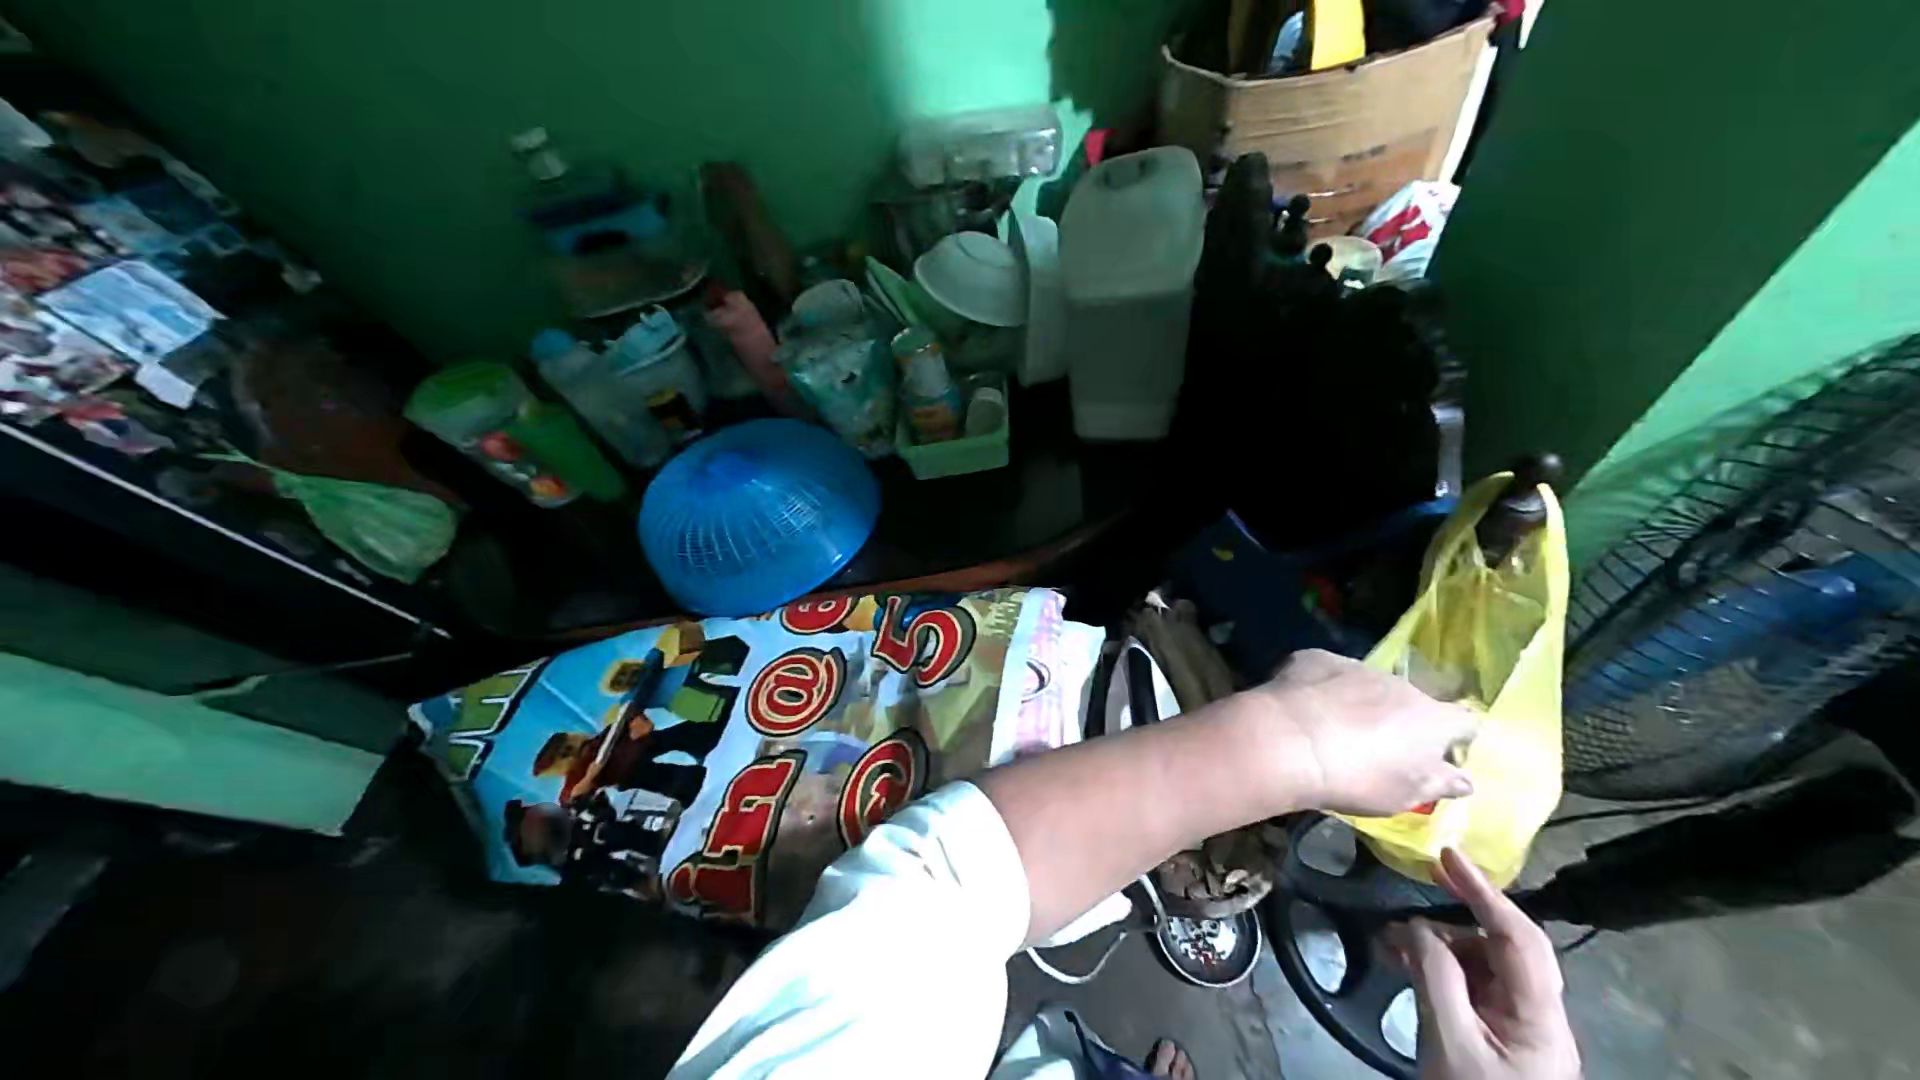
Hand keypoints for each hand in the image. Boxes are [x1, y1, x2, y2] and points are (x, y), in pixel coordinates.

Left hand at [1258, 650, 1476, 816]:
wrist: (1289, 741)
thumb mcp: (1406, 794)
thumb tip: (1462, 779)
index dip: (1453, 738)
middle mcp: (1399, 684)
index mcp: (1432, 718)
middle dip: (1398, 718)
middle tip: (1373, 744)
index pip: (1463, 722)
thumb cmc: (1355, 778)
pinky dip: (1320, 685)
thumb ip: (1438, 783)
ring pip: (1365, 683)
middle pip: (1409, 699)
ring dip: (1357, 699)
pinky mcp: (1314, 657)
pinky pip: (1325, 671)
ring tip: (1331, 725)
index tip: (1435, 754)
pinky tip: (1302, 705)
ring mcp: (1355, 666)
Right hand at [1391, 849, 1581, 1079]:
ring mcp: (1519, 1025)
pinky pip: (1468, 982)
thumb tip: (1419, 925)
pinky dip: (1435, 964)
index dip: (1485, 891)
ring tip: (1390, 940)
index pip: (1520, 939)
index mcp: (1540, 1019)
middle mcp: (1538, 1016)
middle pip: (1504, 946)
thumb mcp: (1448, 1042)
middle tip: (1420, 880)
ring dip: (1437, 942)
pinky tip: (1401, 960)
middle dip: (1459, 911)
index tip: (1446, 855)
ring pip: (1482, 961)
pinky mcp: (1497, 1033)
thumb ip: (1435, 976)